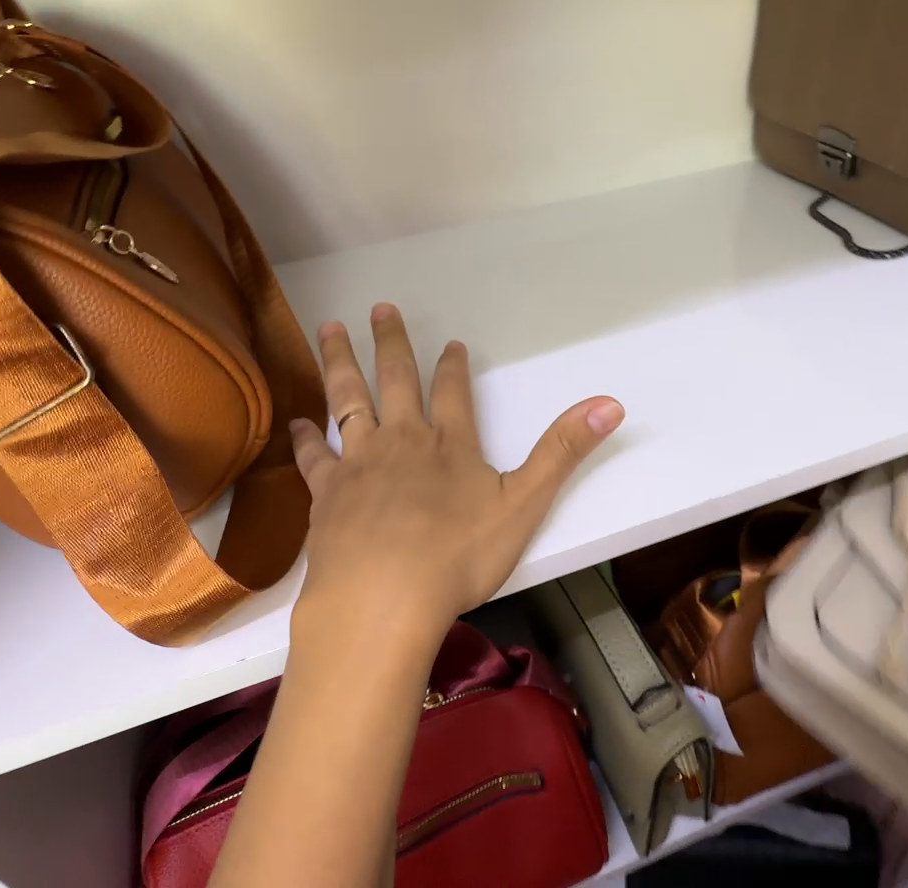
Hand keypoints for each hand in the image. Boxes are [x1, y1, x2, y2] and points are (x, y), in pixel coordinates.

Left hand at [288, 303, 623, 649]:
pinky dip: (304, 437)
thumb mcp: (525, 504)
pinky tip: (296, 423)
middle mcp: (401, 441)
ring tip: (329, 328)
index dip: (452, 365)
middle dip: (390, 343)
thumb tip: (611, 403)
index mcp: (450, 444)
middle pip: (395, 379)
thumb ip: (563, 451)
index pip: (452, 391)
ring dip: (340, 362)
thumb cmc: (458, 556)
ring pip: (347, 400)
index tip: (450, 342)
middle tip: (379, 308)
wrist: (382, 599)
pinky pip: (313, 456)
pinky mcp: (326, 493)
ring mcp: (358, 464)